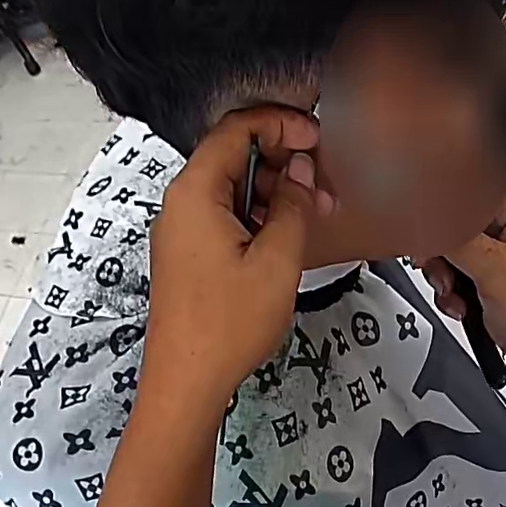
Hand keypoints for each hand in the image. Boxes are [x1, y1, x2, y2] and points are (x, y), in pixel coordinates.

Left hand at [144, 106, 333, 406]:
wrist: (187, 381)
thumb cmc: (226, 326)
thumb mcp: (276, 262)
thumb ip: (293, 207)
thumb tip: (301, 172)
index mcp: (196, 193)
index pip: (237, 130)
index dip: (282, 125)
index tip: (316, 139)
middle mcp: (182, 205)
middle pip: (235, 160)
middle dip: (283, 168)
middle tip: (322, 191)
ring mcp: (183, 233)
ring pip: (233, 195)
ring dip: (274, 199)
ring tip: (310, 223)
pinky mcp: (189, 259)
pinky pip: (226, 223)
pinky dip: (258, 224)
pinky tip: (284, 245)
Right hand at [427, 184, 505, 366]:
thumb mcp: (495, 269)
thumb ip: (455, 239)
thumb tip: (425, 215)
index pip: (467, 191)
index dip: (439, 213)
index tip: (425, 232)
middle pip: (453, 223)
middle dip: (442, 254)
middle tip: (443, 271)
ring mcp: (500, 254)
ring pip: (452, 252)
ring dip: (446, 278)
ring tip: (457, 294)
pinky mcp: (492, 278)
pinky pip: (458, 275)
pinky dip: (454, 292)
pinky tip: (464, 305)